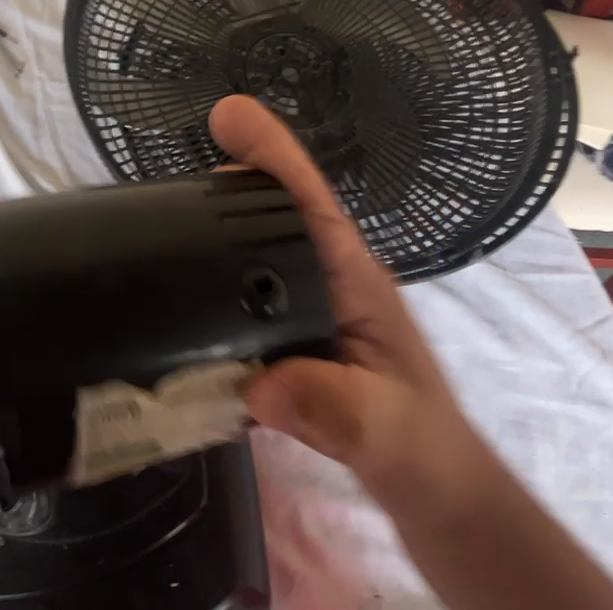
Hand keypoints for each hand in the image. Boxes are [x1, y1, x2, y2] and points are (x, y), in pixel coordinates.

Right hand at [214, 94, 612, 609]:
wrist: (440, 499)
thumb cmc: (426, 457)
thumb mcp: (386, 435)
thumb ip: (335, 409)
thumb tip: (260, 386)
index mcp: (357, 284)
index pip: (313, 204)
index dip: (273, 153)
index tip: (229, 113)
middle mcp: (333, 286)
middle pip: (283, 212)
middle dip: (241, 173)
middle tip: (185, 161)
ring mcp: (316, 313)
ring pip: (265, 252)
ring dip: (225, 221)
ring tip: (171, 211)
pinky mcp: (301, 343)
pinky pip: (252, 296)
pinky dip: (221, 278)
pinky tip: (187, 291)